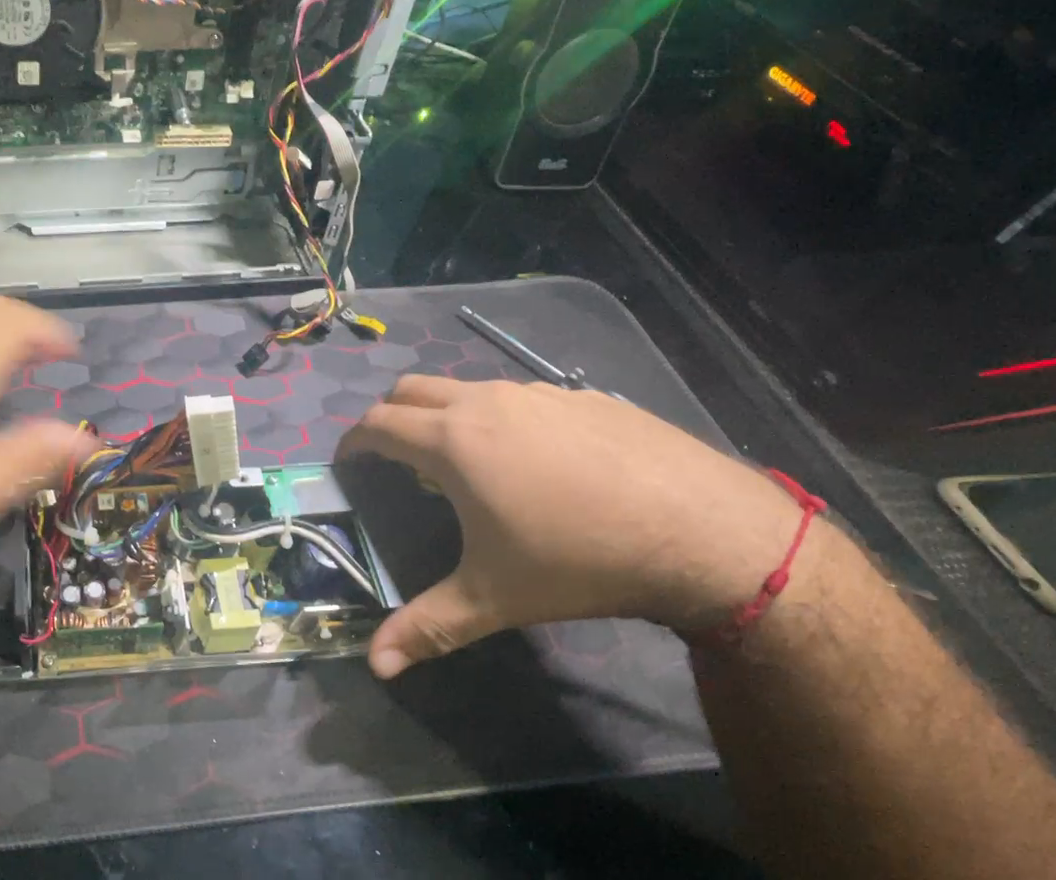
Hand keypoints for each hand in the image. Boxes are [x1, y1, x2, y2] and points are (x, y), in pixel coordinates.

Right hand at [341, 376, 802, 677]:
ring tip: (467, 465)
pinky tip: (537, 464)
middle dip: (389, 417)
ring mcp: (539, 393)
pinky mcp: (584, 396)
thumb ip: (428, 627)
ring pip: (468, 388)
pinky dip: (501, 418)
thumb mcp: (494, 598)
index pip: (377, 425)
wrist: (706, 533)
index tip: (349, 463)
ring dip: (447, 414)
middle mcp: (487, 402)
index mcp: (452, 442)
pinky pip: (521, 397)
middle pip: (410, 390)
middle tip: (394, 458)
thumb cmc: (580, 561)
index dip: (353, 442)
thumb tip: (376, 667)